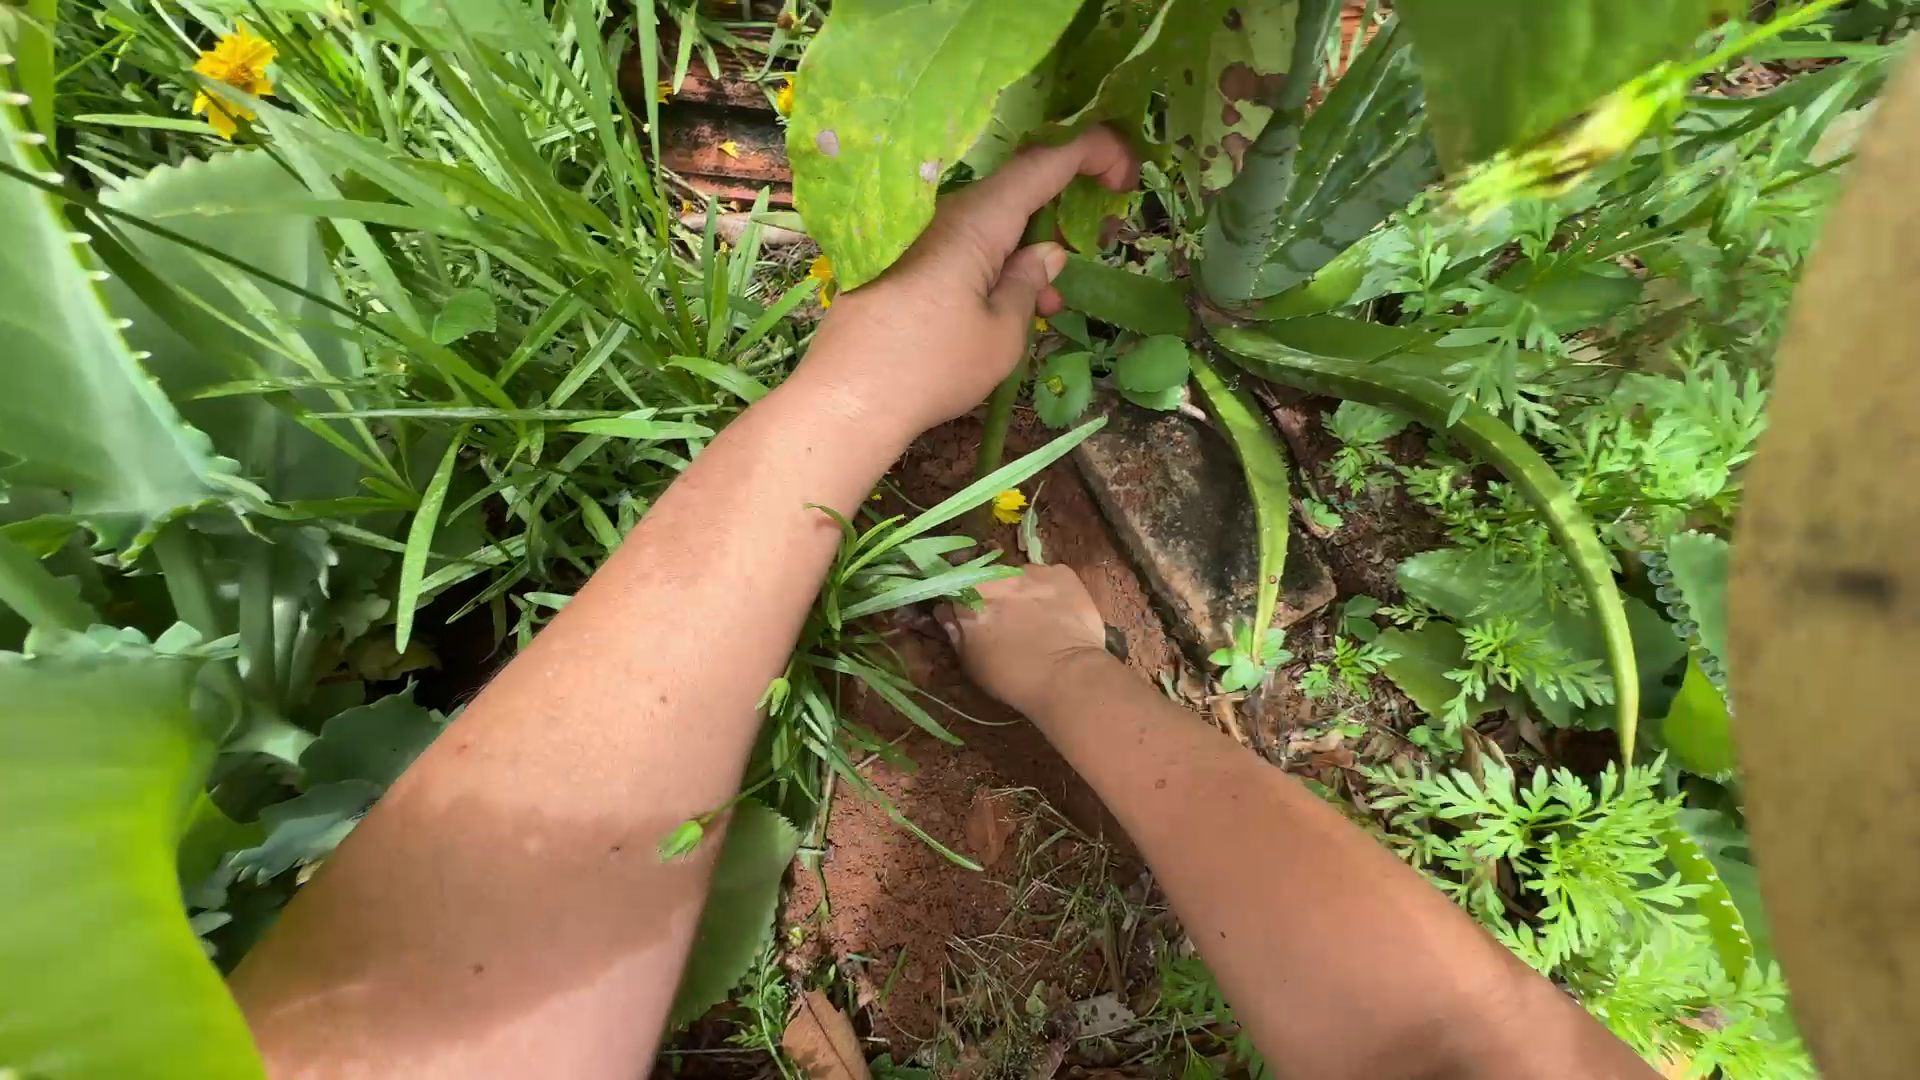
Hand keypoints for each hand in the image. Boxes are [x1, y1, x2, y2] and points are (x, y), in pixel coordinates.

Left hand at [795, 128, 1137, 441]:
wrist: (849, 401)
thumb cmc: (932, 368)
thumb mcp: (1001, 334)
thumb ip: (1028, 285)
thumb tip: (1046, 255)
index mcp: (977, 221)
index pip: (1044, 162)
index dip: (1093, 154)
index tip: (1126, 175)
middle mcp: (944, 219)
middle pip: (1014, 193)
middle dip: (1060, 214)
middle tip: (1090, 250)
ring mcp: (916, 242)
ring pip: (987, 230)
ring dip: (1026, 255)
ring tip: (1050, 304)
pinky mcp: (898, 268)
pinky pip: (958, 253)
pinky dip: (992, 270)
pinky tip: (1003, 311)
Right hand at [938, 564, 1114, 717]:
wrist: (1068, 676)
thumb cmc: (1013, 677)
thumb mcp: (972, 664)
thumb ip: (956, 632)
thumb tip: (946, 612)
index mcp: (970, 595)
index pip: (956, 587)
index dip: (962, 601)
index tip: (967, 616)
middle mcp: (998, 575)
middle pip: (990, 580)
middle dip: (994, 597)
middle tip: (1006, 622)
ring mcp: (1032, 571)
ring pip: (1021, 577)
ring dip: (1022, 593)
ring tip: (1037, 620)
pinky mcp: (1062, 573)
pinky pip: (1050, 578)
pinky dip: (1050, 593)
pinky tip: (1059, 614)